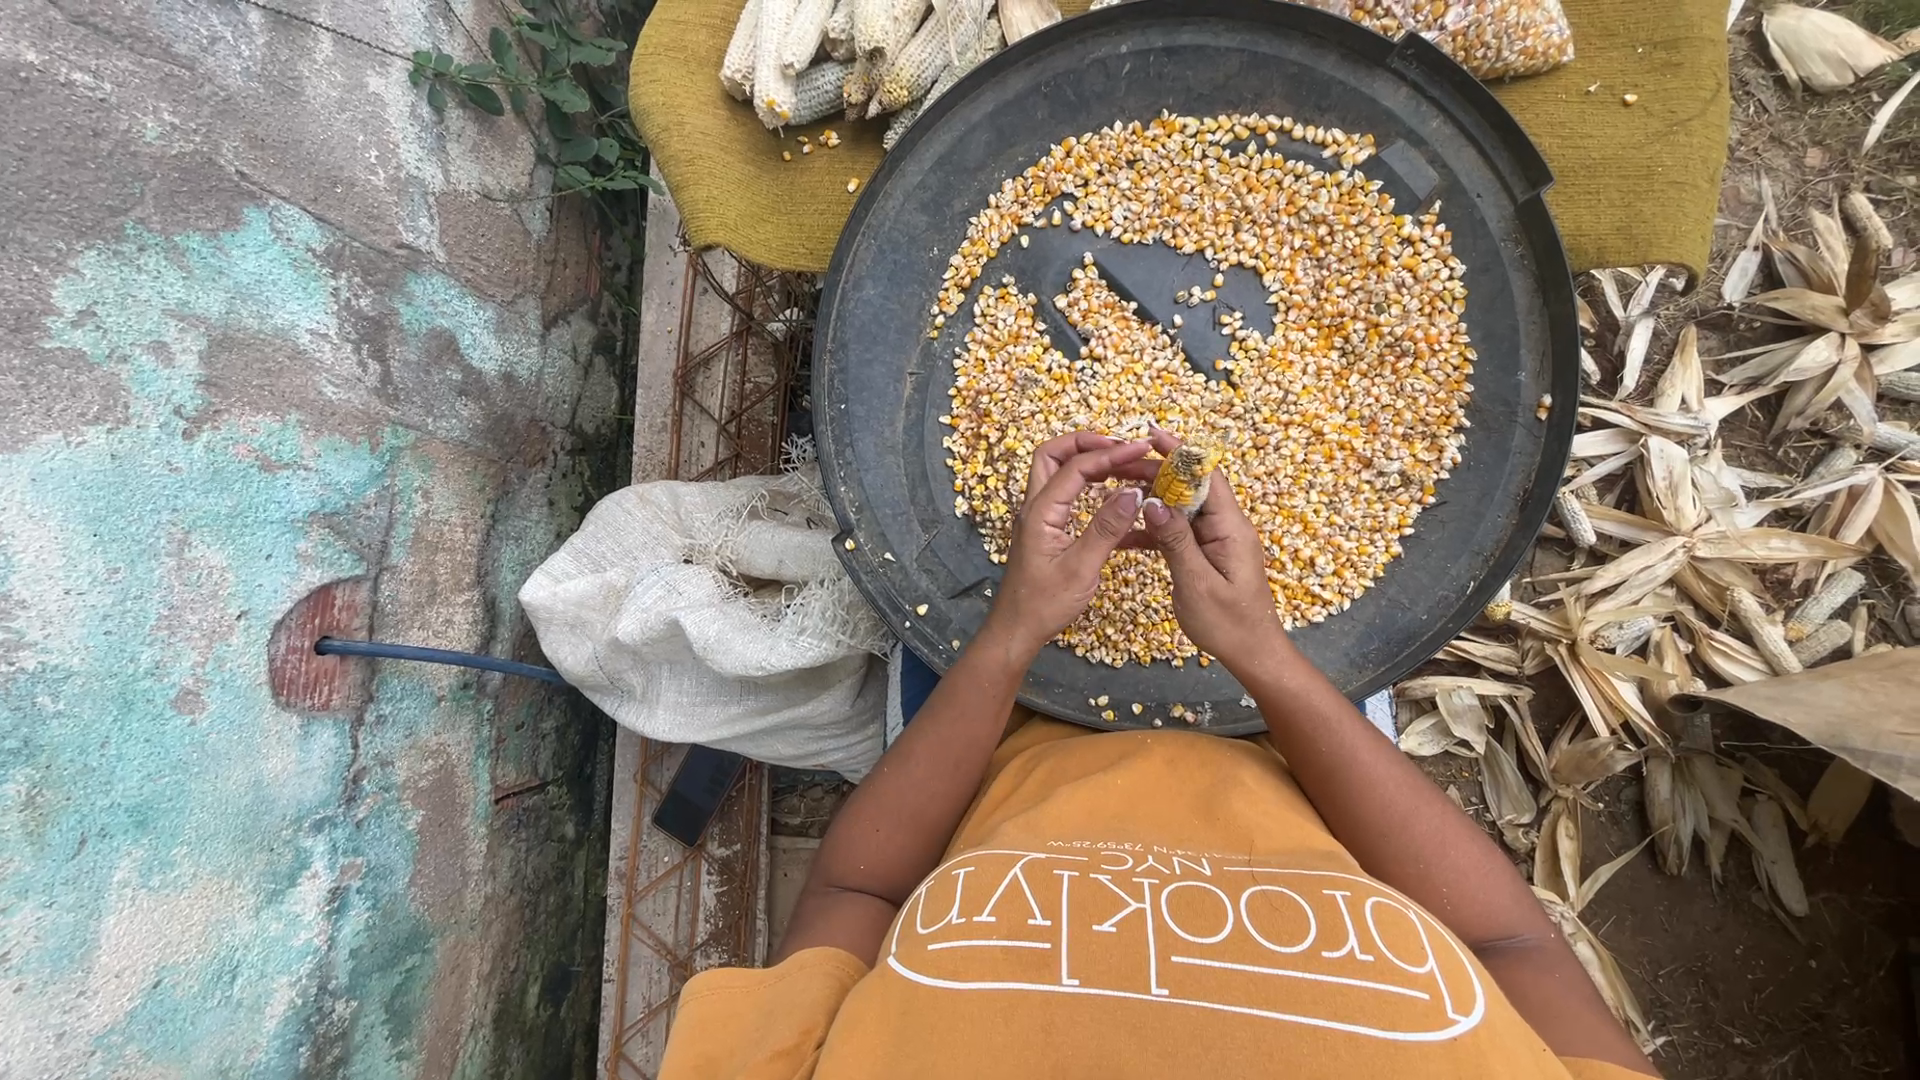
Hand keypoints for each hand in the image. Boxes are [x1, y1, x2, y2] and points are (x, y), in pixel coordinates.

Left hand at [986, 432, 1157, 654]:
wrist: (1017, 630)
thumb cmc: (1043, 605)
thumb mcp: (1080, 569)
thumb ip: (1107, 529)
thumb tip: (1134, 492)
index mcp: (1040, 512)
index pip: (1075, 467)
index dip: (1110, 454)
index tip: (1140, 450)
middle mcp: (1037, 507)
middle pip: (1054, 455)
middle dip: (1088, 444)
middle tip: (1123, 449)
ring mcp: (1042, 518)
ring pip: (1062, 474)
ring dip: (1092, 465)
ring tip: (1128, 468)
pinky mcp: (1050, 531)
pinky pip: (1072, 501)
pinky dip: (1094, 493)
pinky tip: (1124, 505)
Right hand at [1140, 429, 1288, 674]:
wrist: (1251, 652)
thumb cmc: (1228, 623)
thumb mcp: (1197, 582)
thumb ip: (1175, 540)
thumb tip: (1153, 501)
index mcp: (1230, 527)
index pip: (1206, 475)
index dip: (1179, 451)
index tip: (1150, 434)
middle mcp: (1224, 525)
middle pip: (1189, 485)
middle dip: (1155, 471)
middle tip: (1117, 464)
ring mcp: (1214, 538)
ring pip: (1179, 506)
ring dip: (1150, 497)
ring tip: (1115, 491)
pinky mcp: (1204, 552)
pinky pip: (1176, 531)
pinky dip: (1152, 529)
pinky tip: (1124, 534)